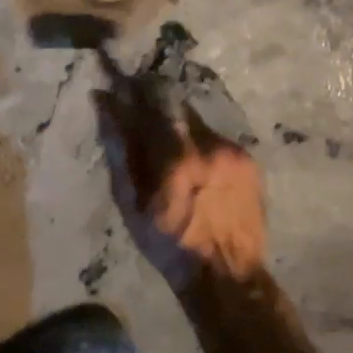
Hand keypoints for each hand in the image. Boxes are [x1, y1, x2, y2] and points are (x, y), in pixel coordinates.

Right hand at [94, 78, 266, 284]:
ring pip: (195, 119)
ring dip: (176, 124)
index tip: (113, 74)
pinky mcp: (248, 161)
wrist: (228, 278)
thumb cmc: (167, 242)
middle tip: (137, 106)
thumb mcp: (131, 201)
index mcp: (176, 155)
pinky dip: (198, 142)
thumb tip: (104, 103)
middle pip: (174, 102)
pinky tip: (194, 165)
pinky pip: (214, 137)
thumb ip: (119, 148)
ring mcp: (232, 151)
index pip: (148, 99)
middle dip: (152, 99)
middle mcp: (208, 144)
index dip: (128, 84)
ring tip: (168, 146)